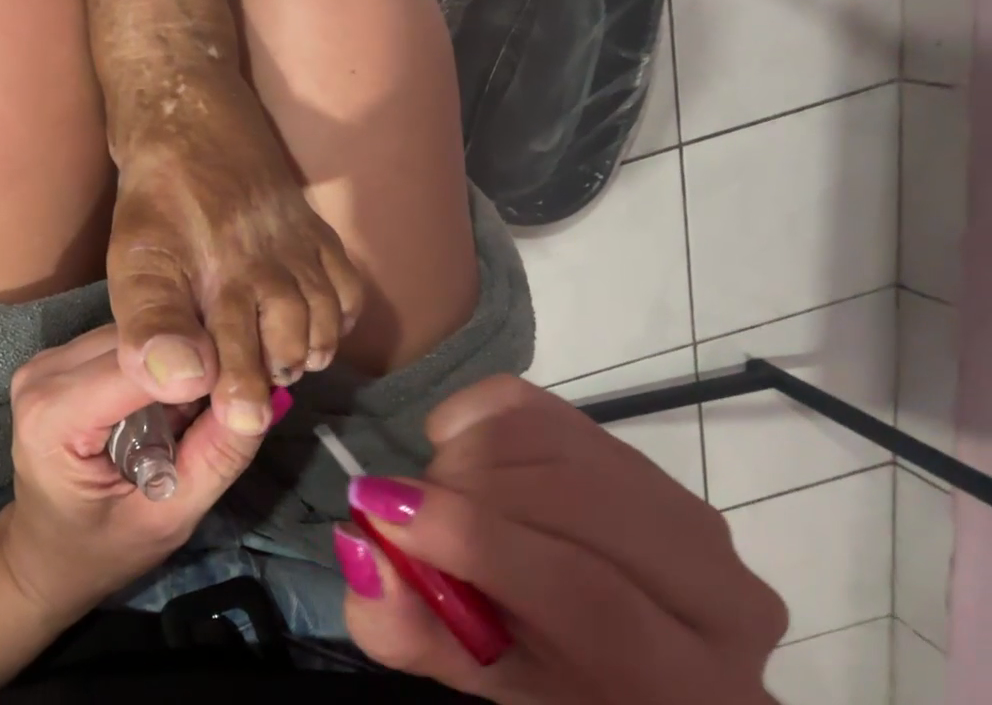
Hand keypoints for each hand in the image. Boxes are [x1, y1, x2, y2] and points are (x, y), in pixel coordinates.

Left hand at [0, 326, 265, 617]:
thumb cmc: (99, 550)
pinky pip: (128, 341)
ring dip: (182, 357)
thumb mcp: (168, 518)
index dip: (202, 366)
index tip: (252, 384)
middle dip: (197, 358)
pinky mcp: (65, 356)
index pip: (144, 364)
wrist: (44, 552)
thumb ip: (213, 457)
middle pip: (141, 339)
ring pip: (139, 332)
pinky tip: (186, 391)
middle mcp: (45, 372)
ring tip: (218, 392)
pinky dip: (163, 361)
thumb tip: (264, 398)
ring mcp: (51, 358)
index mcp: (54, 413)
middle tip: (246, 388)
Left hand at [108, 64, 363, 433]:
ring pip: (323, 323)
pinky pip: (347, 289)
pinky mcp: (319, 232)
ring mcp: (304, 250)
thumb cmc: (155, 201)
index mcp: (226, 283)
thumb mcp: (135, 260)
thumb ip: (153, 321)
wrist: (191, 124)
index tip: (243, 421)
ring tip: (275, 360)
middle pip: (291, 347)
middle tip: (246, 387)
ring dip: (303, 350)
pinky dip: (336, 316)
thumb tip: (185, 380)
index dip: (242, 397)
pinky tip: (309, 325)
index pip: (244, 361)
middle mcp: (276, 272)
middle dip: (270, 374)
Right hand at [335, 377, 785, 704]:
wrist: (609, 643)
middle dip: (459, 493)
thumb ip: (405, 626)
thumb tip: (362, 542)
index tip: (378, 507)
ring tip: (447, 501)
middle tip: (411, 518)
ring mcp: (683, 507)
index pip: (588, 594)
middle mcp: (718, 589)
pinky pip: (532, 404)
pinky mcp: (635, 449)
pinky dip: (471, 420)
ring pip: (548, 440)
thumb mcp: (465, 674)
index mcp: (683, 683)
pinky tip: (468, 462)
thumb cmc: (537, 673)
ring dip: (462, 459)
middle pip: (568, 500)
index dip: (476, 540)